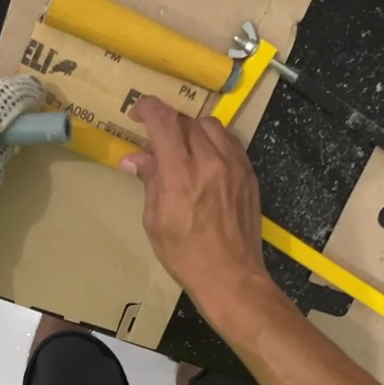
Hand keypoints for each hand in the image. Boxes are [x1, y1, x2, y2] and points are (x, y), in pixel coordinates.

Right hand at [124, 97, 276, 322]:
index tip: (137, 113)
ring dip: (191, 130)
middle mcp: (209, 162)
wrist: (230, 276)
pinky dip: (213, 141)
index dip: (147, 108)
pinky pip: (230, 141)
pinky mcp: (248, 173)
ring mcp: (234, 165)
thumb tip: (135, 158)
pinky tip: (205, 158)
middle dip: (167, 124)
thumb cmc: (184, 255)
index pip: (164, 122)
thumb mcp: (155, 221)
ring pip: (211, 126)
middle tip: (155, 142)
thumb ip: (149, 182)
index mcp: (181, 175)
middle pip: (186, 121)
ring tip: (182, 149)